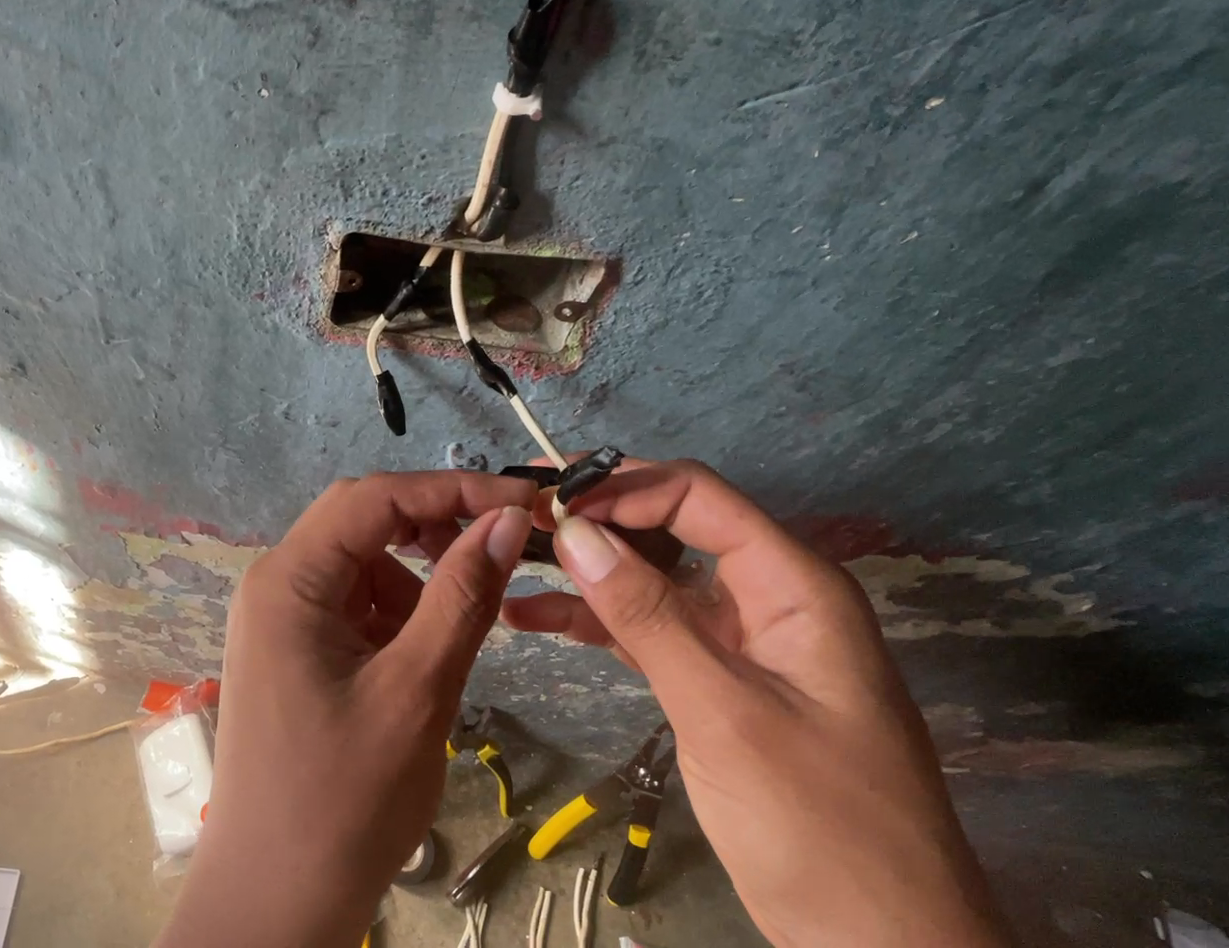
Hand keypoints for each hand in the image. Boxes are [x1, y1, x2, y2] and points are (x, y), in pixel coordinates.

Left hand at [154, 472, 535, 947]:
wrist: (277, 899)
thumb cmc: (343, 799)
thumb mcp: (416, 690)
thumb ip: (463, 596)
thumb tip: (508, 520)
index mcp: (287, 580)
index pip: (373, 497)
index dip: (451, 490)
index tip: (525, 503)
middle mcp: (275, 584)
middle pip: (361, 523)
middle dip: (435, 530)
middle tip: (504, 553)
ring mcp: (280, 620)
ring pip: (362, 566)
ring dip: (418, 582)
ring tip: (455, 638)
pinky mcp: (294, 652)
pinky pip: (353, 607)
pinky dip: (397, 617)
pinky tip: (422, 663)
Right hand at [503, 457, 1010, 947]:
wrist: (879, 944)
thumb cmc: (815, 823)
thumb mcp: (723, 711)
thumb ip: (647, 614)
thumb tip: (575, 531)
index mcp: (794, 585)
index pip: (698, 496)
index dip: (621, 488)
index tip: (548, 505)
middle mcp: (768, 596)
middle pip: (672, 529)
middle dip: (597, 522)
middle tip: (517, 525)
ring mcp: (741, 640)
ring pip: (653, 580)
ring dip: (587, 573)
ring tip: (512, 566)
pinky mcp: (718, 681)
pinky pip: (650, 631)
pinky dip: (597, 623)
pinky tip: (536, 618)